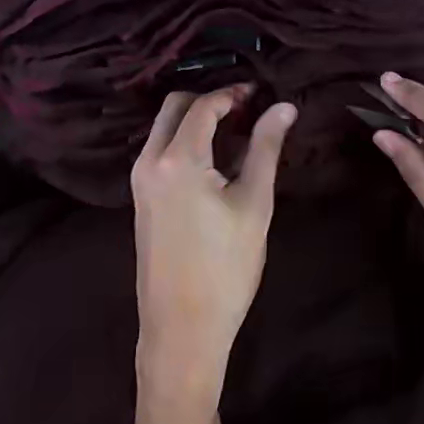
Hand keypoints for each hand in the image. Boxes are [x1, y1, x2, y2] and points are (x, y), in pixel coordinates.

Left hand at [132, 85, 295, 381]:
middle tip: (246, 109)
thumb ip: (266, 147)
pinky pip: (161, 150)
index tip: (261, 94)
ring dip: (196, 120)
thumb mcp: (254, 203)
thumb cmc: (225, 267)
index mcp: (177, 160)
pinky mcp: (141, 198)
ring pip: (164, 127)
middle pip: (175, 106)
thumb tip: (284, 106)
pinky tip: (216, 159)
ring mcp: (140, 181)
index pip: (203, 106)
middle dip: (210, 100)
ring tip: (237, 132)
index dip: (233, 93)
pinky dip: (185, 140)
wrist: (182, 330)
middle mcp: (149, 161)